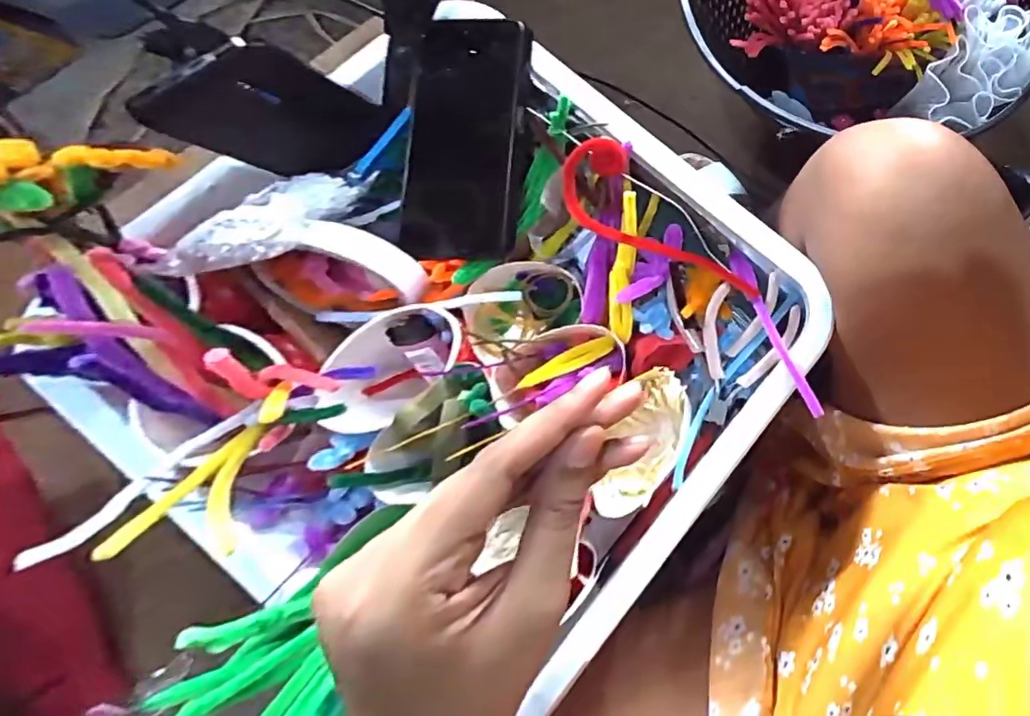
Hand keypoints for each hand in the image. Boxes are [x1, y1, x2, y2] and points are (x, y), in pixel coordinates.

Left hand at [315, 369, 648, 715]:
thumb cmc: (486, 695)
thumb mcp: (536, 605)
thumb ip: (559, 515)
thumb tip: (589, 437)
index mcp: (395, 585)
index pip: (487, 476)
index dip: (552, 422)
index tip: (601, 384)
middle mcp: (366, 563)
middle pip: (485, 476)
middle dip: (563, 436)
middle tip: (624, 400)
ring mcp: (367, 561)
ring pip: (479, 487)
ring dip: (549, 459)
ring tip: (613, 433)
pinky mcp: (383, 561)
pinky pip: (465, 508)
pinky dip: (519, 488)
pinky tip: (568, 466)